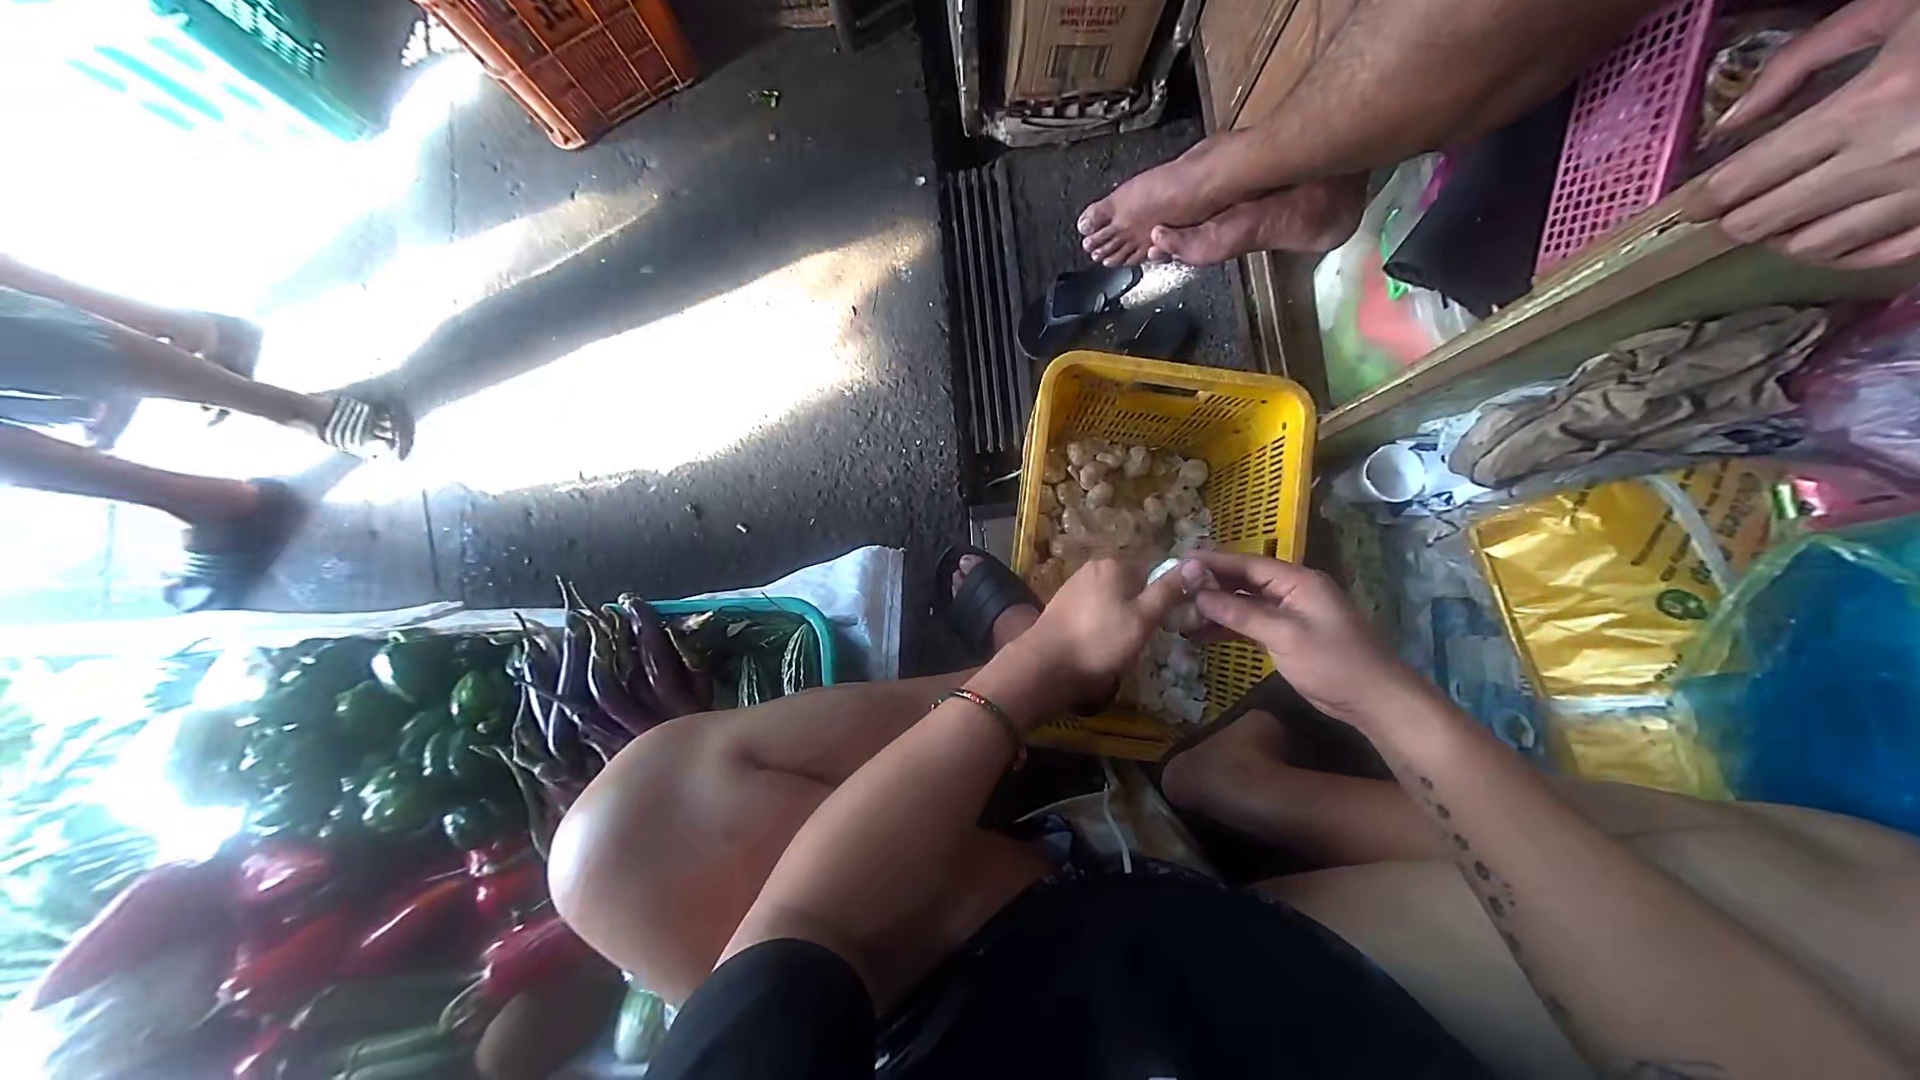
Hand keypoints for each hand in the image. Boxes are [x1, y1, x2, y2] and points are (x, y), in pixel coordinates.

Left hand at [992, 557, 1202, 720]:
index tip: (1166, 622)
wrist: (1046, 664)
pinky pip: (1094, 608)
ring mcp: (1074, 584)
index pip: (1154, 571)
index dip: (1164, 597)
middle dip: (1141, 608)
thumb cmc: (1100, 641)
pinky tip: (1100, 643)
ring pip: (1113, 598)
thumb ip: (1169, 591)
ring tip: (1120, 644)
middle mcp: (1092, 567)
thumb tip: (1197, 563)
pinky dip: (1102, 623)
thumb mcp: (1143, 618)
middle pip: (1132, 584)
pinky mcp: (1062, 604)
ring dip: (1121, 617)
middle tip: (1142, 636)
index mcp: (1113, 564)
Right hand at [1187, 550, 1431, 726]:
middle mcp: (1291, 590)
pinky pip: (1249, 622)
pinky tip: (1201, 632)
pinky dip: (1227, 625)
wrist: (1374, 700)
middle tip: (1174, 585)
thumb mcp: (1284, 635)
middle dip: (1209, 583)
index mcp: (1297, 581)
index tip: (1180, 560)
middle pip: (1243, 580)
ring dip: (1215, 606)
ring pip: (1243, 602)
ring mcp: (1289, 613)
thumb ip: (1240, 614)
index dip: (1213, 561)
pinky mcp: (1286, 634)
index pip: (1247, 563)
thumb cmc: (1334, 663)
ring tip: (1180, 610)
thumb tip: (1199, 594)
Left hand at [1687, 0, 1919, 267]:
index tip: (1696, 203)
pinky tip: (1840, 227)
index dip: (1702, 200)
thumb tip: (1729, 123)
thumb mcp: (1898, 7)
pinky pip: (1872, 257)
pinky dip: (1841, 251)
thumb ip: (1800, 61)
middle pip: (1757, 224)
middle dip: (1739, 217)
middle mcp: (1891, 157)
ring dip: (1788, 233)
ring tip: (1797, 210)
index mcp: (1867, 105)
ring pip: (1805, 247)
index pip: (1736, 184)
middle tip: (1744, 205)